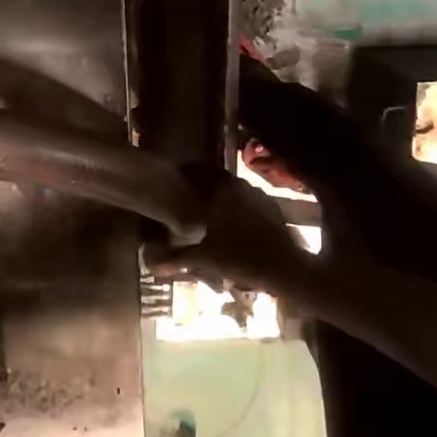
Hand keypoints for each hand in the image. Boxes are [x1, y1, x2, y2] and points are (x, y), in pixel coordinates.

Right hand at [156, 171, 315, 293]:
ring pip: (235, 185)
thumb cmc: (241, 259)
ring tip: (212, 202)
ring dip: (223, 189)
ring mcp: (257, 193)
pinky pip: (249, 195)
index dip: (189, 171)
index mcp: (220, 193)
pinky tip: (237, 214)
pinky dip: (240, 199)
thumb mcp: (206, 259)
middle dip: (205, 180)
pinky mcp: (270, 203)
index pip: (200, 172)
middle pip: (217, 177)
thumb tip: (153, 264)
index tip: (179, 173)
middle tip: (193, 189)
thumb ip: (179, 257)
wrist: (283, 265)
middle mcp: (239, 186)